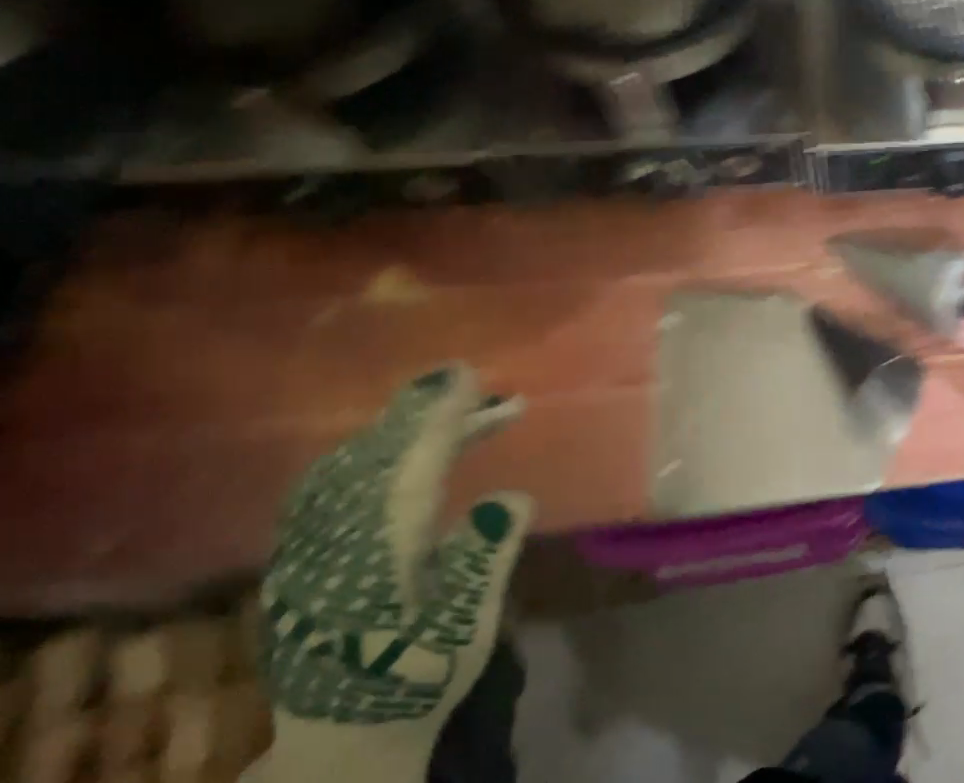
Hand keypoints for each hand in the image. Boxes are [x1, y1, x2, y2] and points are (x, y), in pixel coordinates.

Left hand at [243, 364, 533, 782]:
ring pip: (352, 465)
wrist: (341, 736)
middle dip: (425, 412)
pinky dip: (374, 454)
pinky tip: (399, 453)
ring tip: (455, 413)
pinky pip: (334, 484)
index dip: (443, 417)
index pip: (413, 465)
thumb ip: (485, 558)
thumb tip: (512, 497)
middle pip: (380, 455)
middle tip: (471, 378)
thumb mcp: (465, 628)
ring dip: (404, 431)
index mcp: (380, 553)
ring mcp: (309, 547)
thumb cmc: (416, 679)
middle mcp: (335, 539)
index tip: (471, 376)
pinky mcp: (301, 557)